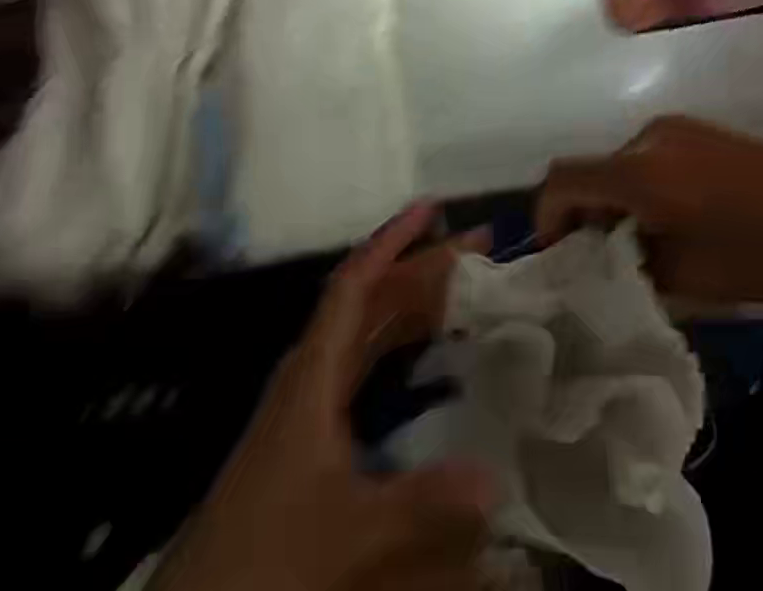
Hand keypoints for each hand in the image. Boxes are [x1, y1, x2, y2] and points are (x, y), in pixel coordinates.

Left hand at [158, 204, 494, 590]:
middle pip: (371, 300)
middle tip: (480, 246)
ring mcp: (313, 399)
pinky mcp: (317, 427)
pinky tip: (434, 351)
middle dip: (423, 265)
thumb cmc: (265, 555)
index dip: (392, 242)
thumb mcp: (347, 531)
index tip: (431, 208)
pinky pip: (369, 362)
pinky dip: (404, 342)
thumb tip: (496, 483)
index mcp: (313, 375)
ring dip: (416, 301)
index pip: (354, 287)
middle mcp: (313, 373)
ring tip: (468, 286)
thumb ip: (421, 503)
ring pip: (370, 330)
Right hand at [535, 116, 762, 304]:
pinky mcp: (706, 133)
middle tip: (603, 264)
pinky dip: (645, 188)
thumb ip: (629, 265)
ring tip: (642, 248)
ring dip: (618, 202)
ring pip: (623, 165)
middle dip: (587, 216)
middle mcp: (653, 136)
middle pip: (593, 171)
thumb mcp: (688, 277)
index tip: (561, 256)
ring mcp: (683, 129)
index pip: (563, 179)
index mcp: (642, 170)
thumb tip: (603, 258)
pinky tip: (674, 221)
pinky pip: (653, 158)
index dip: (547, 216)